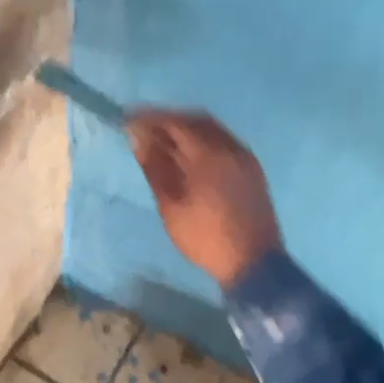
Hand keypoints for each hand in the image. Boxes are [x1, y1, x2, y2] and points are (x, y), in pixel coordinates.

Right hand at [127, 109, 282, 287]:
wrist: (254, 264)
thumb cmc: (205, 237)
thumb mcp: (171, 205)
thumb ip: (154, 167)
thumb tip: (137, 137)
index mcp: (210, 155)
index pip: (176, 123)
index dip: (150, 118)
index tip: (129, 119)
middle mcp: (231, 148)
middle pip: (196, 120)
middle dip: (169, 120)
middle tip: (144, 128)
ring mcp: (245, 158)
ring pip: (213, 129)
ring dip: (186, 129)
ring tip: (163, 141)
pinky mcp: (252, 169)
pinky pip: (224, 141)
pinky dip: (203, 140)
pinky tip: (188, 155)